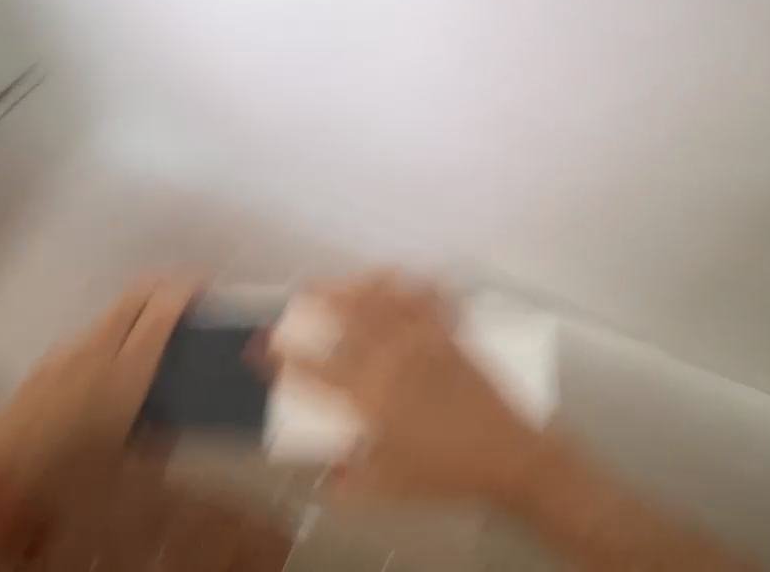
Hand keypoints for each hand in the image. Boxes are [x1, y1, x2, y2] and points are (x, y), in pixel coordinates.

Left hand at [0, 279, 195, 495]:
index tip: (205, 285)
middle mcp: (97, 349)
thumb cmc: (70, 483)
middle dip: (163, 287)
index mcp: (127, 370)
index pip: (163, 309)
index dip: (187, 288)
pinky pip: (87, 339)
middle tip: (184, 299)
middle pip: (135, 295)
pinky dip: (108, 338)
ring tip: (150, 337)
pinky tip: (107, 370)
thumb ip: (160, 438)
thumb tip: (174, 421)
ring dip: (135, 313)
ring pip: (110, 316)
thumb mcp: (131, 472)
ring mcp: (66, 353)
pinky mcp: (43, 366)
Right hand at [264, 271, 553, 508]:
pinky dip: (412, 285)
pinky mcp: (449, 332)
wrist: (507, 454)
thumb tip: (328, 477)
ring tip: (342, 282)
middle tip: (299, 293)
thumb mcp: (390, 488)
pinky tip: (404, 282)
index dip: (285, 358)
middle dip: (319, 300)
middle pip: (348, 316)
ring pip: (383, 297)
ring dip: (358, 284)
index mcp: (370, 395)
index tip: (262, 346)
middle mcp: (391, 357)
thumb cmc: (444, 473)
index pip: (316, 371)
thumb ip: (352, 483)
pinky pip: (428, 297)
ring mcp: (423, 339)